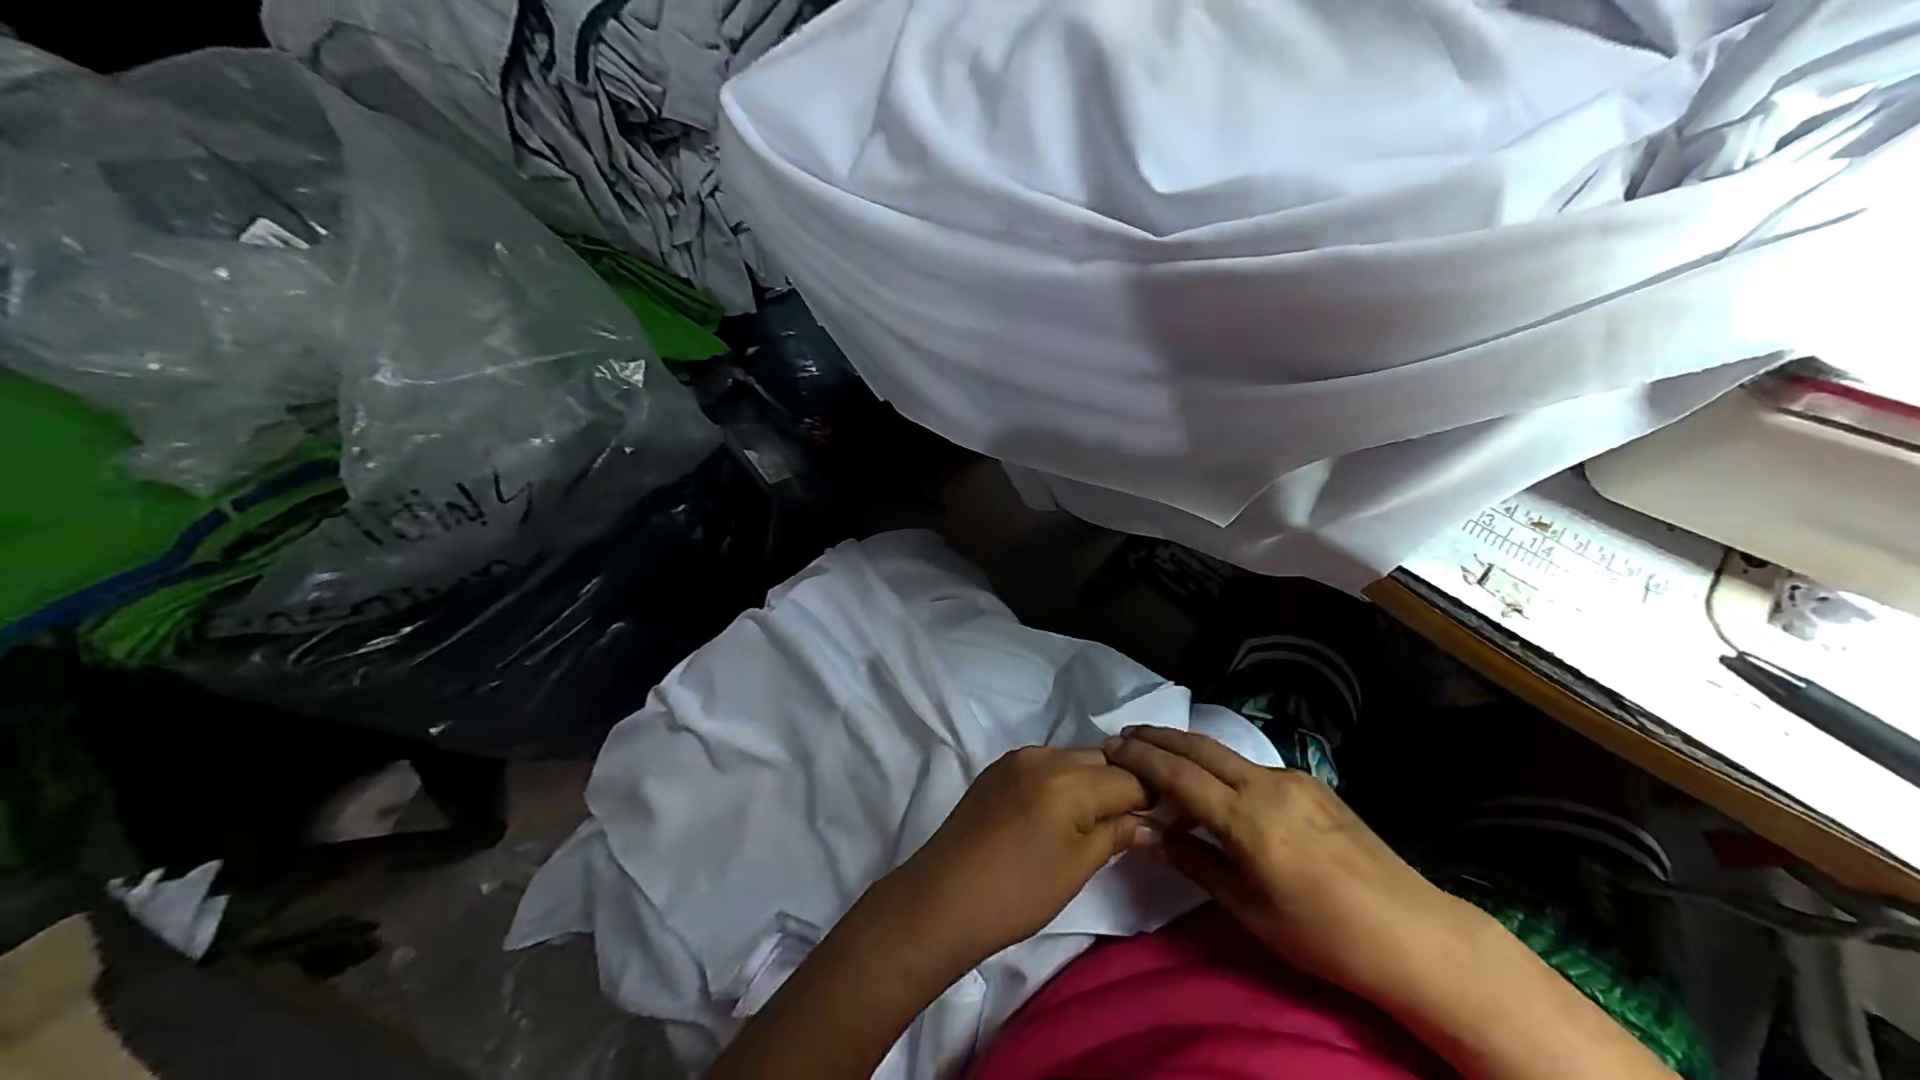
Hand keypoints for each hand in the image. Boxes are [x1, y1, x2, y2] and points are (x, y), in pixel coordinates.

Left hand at [884, 746, 1153, 965]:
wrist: (944, 897)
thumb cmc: (1018, 891)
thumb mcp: (1077, 867)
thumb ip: (1117, 834)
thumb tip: (1153, 824)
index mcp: (1069, 779)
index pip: (1129, 778)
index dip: (1152, 798)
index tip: (1163, 819)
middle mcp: (1044, 755)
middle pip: (1101, 760)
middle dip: (1121, 784)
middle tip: (1130, 821)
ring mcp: (1016, 758)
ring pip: (1072, 758)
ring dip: (1091, 780)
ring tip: (1094, 818)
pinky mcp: (997, 768)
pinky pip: (1044, 763)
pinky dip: (1062, 779)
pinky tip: (1059, 810)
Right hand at [1103, 726, 1473, 1002]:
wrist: (1415, 934)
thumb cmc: (1322, 934)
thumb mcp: (1248, 907)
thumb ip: (1195, 861)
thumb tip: (1148, 833)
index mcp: (1246, 818)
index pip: (1177, 775)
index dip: (1139, 758)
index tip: (1108, 747)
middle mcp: (1267, 784)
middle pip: (1199, 748)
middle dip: (1157, 737)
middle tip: (1124, 735)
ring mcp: (1293, 780)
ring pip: (1227, 753)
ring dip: (1188, 748)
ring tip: (1159, 752)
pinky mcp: (1314, 785)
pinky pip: (1254, 766)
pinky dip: (1221, 765)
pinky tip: (1214, 781)